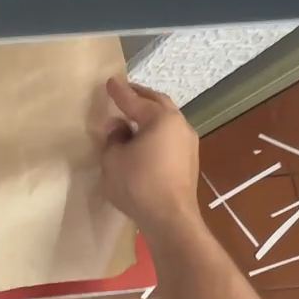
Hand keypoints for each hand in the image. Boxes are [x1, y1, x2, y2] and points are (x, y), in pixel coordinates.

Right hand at [93, 76, 201, 238]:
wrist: (169, 217)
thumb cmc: (137, 185)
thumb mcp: (113, 159)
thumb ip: (113, 138)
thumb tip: (118, 127)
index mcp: (160, 119)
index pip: (135, 100)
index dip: (119, 92)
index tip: (110, 81)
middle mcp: (179, 125)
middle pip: (158, 103)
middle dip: (140, 96)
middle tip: (124, 92)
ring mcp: (188, 142)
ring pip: (167, 118)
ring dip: (150, 113)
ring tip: (133, 115)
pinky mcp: (189, 159)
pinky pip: (170, 134)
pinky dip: (156, 129)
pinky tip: (144, 137)